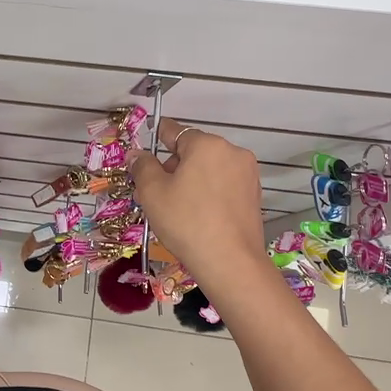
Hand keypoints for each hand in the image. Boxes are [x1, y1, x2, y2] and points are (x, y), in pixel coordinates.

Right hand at [129, 117, 268, 284]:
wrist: (228, 260)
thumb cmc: (185, 220)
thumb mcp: (152, 192)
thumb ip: (142, 167)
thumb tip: (137, 154)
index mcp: (206, 145)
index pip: (176, 131)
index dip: (158, 136)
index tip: (148, 141)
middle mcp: (232, 152)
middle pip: (194, 151)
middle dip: (175, 165)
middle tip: (157, 191)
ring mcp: (247, 174)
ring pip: (210, 169)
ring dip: (192, 179)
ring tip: (177, 207)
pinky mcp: (254, 194)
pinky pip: (223, 185)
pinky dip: (209, 192)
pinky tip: (199, 215)